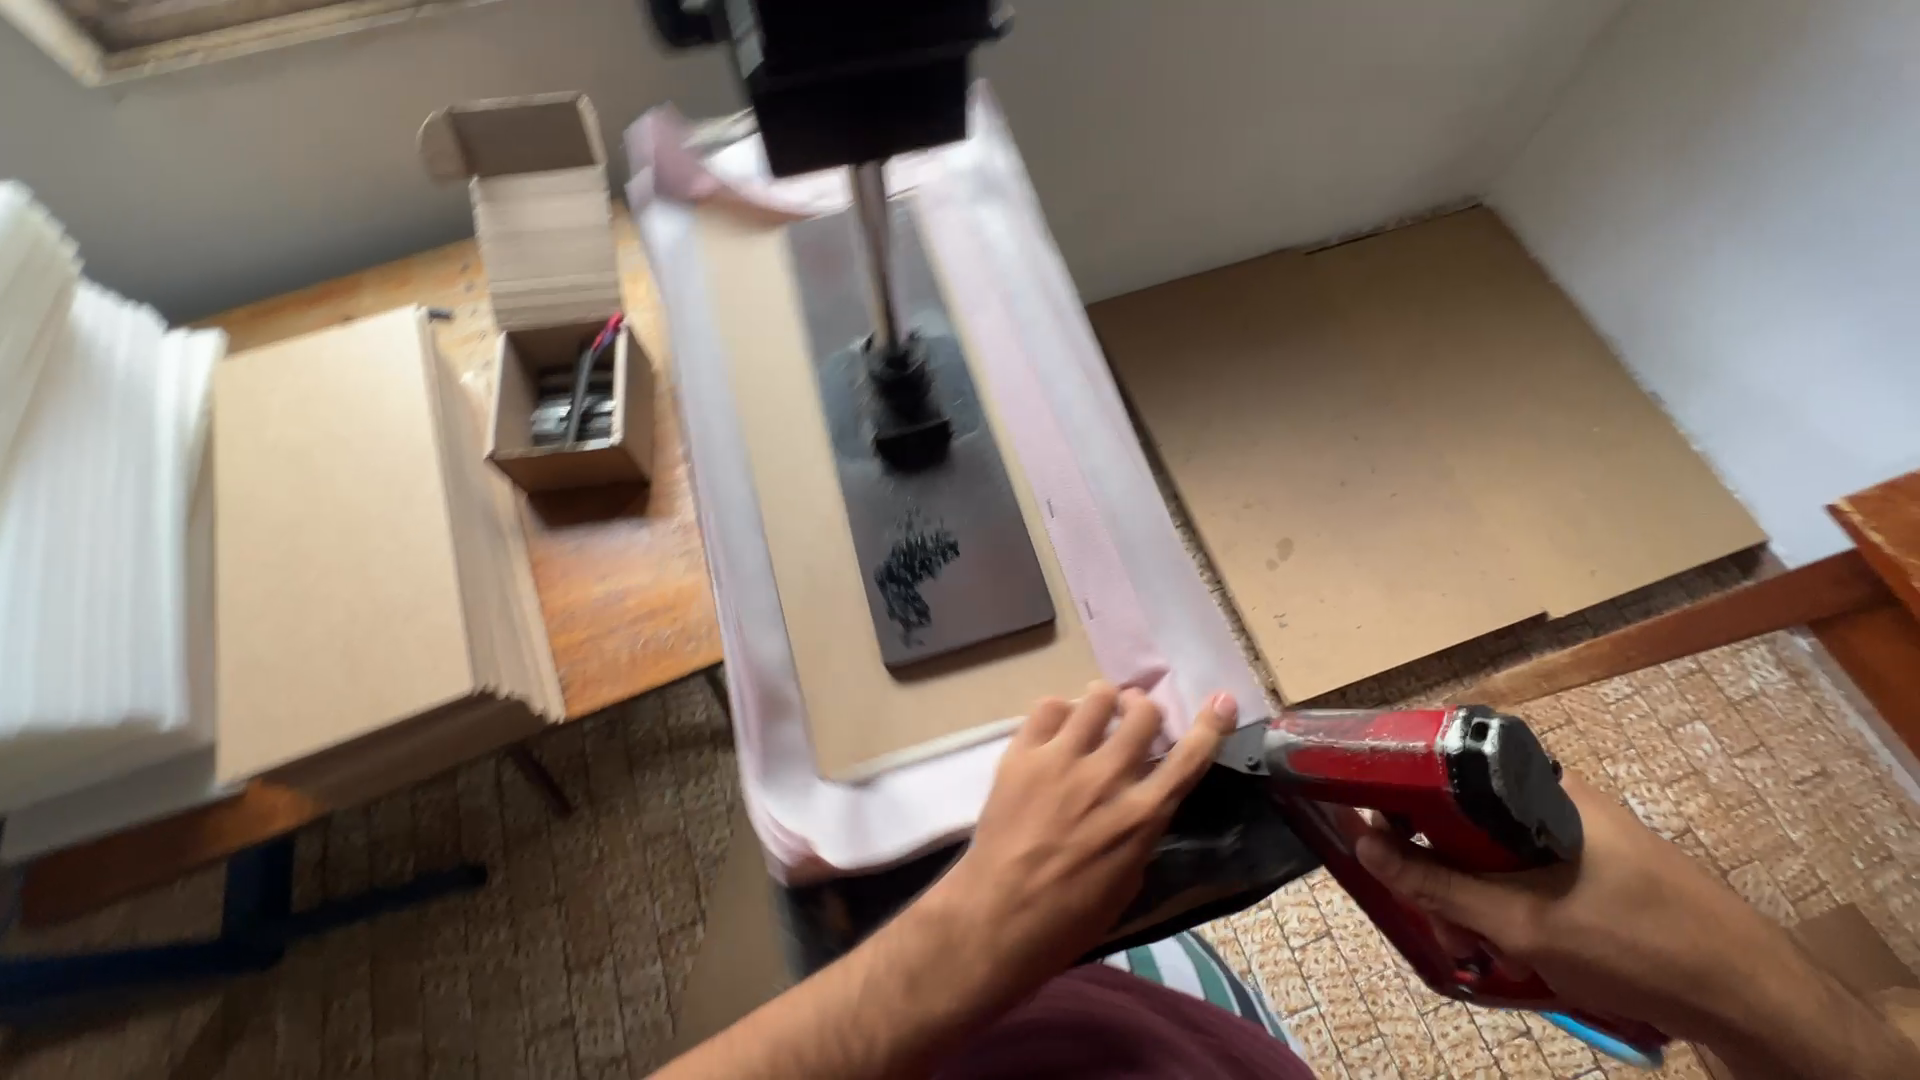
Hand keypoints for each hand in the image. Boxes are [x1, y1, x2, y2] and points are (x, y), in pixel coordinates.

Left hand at [914, 682, 1236, 1008]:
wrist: (998, 916)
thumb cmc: (1071, 917)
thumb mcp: (1129, 880)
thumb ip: (1141, 829)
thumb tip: (1140, 797)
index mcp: (1142, 816)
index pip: (1189, 757)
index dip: (1211, 724)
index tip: (1221, 701)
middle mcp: (1107, 778)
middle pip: (1143, 713)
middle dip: (1144, 711)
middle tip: (1134, 716)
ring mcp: (1061, 760)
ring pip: (1097, 698)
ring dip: (1104, 702)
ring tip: (1096, 712)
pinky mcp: (1021, 754)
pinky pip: (1048, 707)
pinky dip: (1059, 712)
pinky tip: (1057, 727)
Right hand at [1356, 772, 1919, 1078]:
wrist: (1761, 1005)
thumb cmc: (1634, 943)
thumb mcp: (1520, 921)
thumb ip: (1436, 884)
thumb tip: (1362, 842)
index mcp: (1537, 788)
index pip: (1442, 772)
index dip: (1403, 807)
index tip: (1388, 851)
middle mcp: (1555, 799)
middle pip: (1464, 822)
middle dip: (1443, 878)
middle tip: (1451, 931)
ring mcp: (1581, 834)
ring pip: (1495, 855)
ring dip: (1478, 903)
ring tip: (1491, 954)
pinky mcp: (1601, 867)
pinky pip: (1529, 874)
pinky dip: (1513, 909)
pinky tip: (1524, 951)